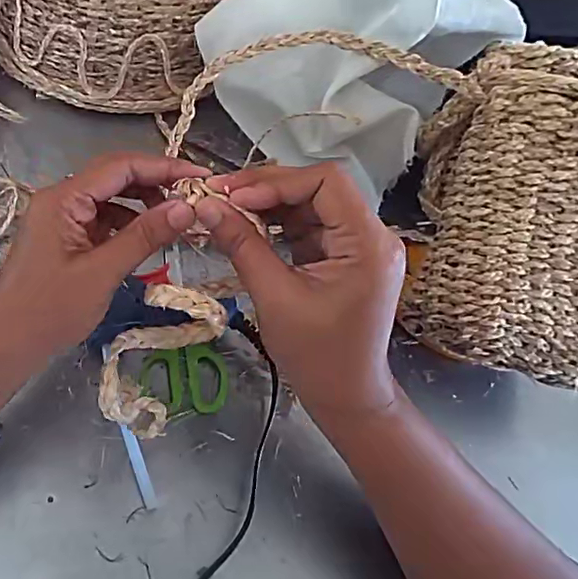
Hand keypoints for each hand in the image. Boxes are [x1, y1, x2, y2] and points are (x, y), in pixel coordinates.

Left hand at [0, 153, 207, 396]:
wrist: (6, 347)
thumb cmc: (49, 311)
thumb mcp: (103, 272)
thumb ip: (145, 235)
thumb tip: (187, 207)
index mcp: (63, 198)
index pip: (121, 166)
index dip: (164, 167)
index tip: (201, 177)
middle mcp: (60, 199)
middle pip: (116, 177)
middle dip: (157, 183)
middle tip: (195, 197)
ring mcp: (61, 218)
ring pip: (111, 198)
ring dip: (145, 204)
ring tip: (178, 218)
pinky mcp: (65, 237)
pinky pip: (103, 219)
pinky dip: (129, 224)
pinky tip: (150, 237)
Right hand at [193, 163, 404, 419]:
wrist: (346, 396)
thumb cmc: (316, 355)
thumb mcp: (275, 297)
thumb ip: (242, 245)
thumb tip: (207, 207)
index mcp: (367, 242)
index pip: (326, 182)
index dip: (276, 182)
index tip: (233, 195)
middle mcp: (370, 234)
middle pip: (317, 188)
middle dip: (266, 188)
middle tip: (218, 195)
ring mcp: (358, 244)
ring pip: (309, 203)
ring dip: (266, 203)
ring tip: (225, 208)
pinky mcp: (342, 255)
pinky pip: (307, 225)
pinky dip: (275, 223)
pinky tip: (245, 225)